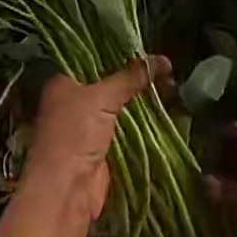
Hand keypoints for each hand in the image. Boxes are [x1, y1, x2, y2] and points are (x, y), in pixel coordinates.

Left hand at [24, 56, 171, 221]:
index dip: (118, 52)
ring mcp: (88, 123)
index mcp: (64, 80)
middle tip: (167, 69)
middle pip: (109, 81)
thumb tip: (161, 59)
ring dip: (142, 98)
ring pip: (119, 104)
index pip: (92, 57)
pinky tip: (165, 111)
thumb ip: (128, 79)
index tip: (146, 47)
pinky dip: (142, 121)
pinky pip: (125, 126)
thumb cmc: (75, 134)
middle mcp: (74, 98)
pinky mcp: (102, 146)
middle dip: (136, 77)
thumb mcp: (100, 98)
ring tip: (172, 86)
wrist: (67, 189)